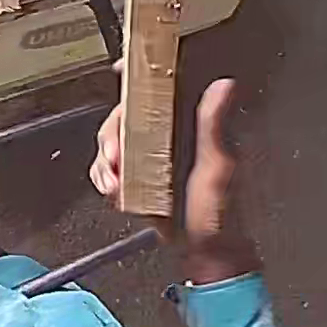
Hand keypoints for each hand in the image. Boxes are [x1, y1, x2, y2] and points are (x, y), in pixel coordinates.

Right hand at [90, 77, 260, 284]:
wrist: (206, 255)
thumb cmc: (220, 214)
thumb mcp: (218, 166)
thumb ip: (213, 125)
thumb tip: (223, 85)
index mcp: (187, 124)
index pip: (159, 90)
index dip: (137, 78)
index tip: (120, 70)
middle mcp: (165, 135)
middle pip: (125, 115)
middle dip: (112, 134)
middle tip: (113, 156)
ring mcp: (148, 155)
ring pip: (112, 140)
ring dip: (105, 160)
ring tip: (114, 181)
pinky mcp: (136, 175)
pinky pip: (108, 166)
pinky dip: (103, 176)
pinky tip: (113, 189)